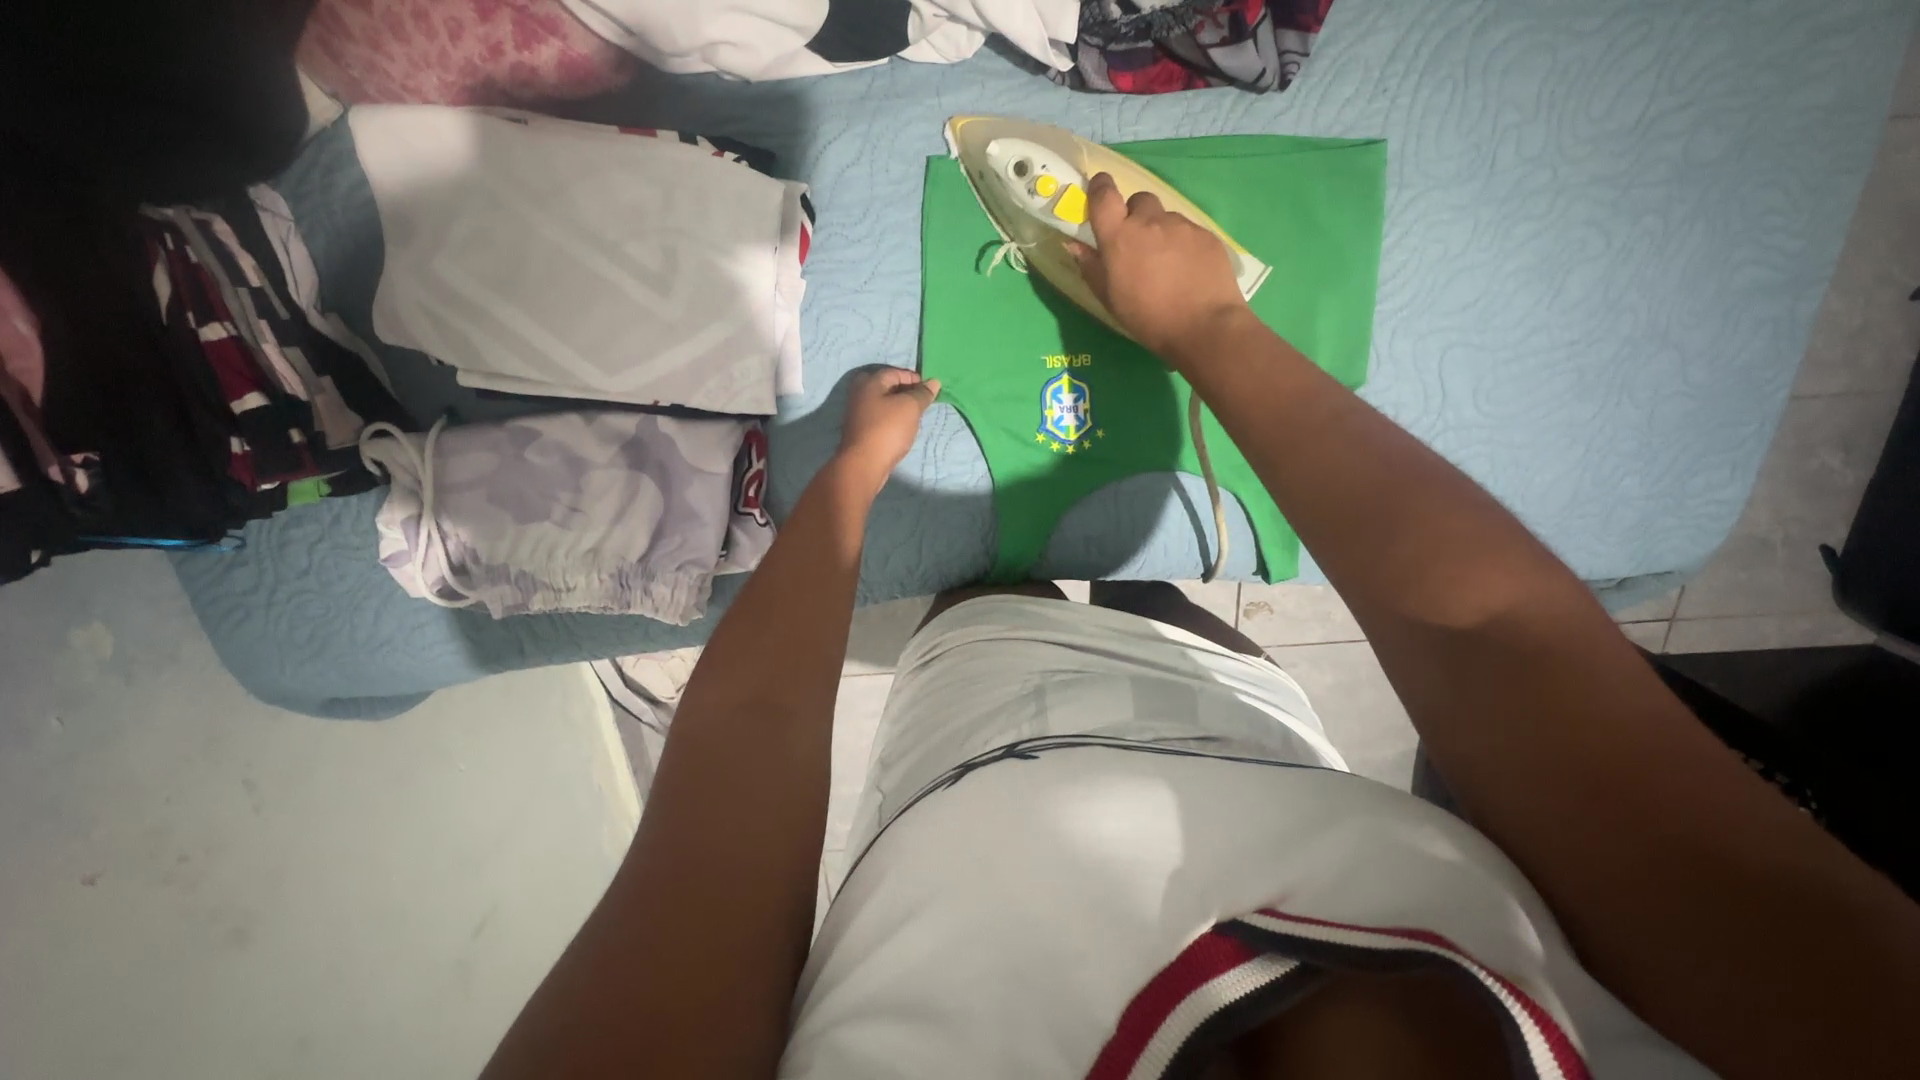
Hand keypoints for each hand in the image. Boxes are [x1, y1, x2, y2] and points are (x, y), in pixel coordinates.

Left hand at [835, 367, 940, 484]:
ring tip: (916, 417)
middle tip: (924, 404)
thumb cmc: (887, 429)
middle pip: (889, 387)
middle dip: (908, 393)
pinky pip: (881, 417)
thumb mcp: (910, 407)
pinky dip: (893, 419)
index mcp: (869, 381)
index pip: (896, 372)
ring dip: (901, 407)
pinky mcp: (861, 429)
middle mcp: (860, 392)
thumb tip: (934, 382)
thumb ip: (922, 393)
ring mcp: (858, 412)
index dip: (915, 379)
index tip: (931, 391)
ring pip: (885, 403)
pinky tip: (903, 429)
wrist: (864, 464)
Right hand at [1067, 172, 1252, 363]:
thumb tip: (1075, 245)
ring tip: (1166, 264)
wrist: (1204, 326)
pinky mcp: (1206, 234)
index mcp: (1119, 236)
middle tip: (1137, 244)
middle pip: (1139, 201)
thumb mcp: (1110, 299)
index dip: (1100, 187)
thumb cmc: (1148, 318)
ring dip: (1160, 232)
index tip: (1099, 190)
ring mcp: (1181, 225)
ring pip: (1165, 217)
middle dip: (1135, 215)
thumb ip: (1091, 267)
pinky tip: (1187, 270)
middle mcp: (1149, 221)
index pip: (1104, 195)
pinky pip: (1188, 231)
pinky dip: (1183, 244)